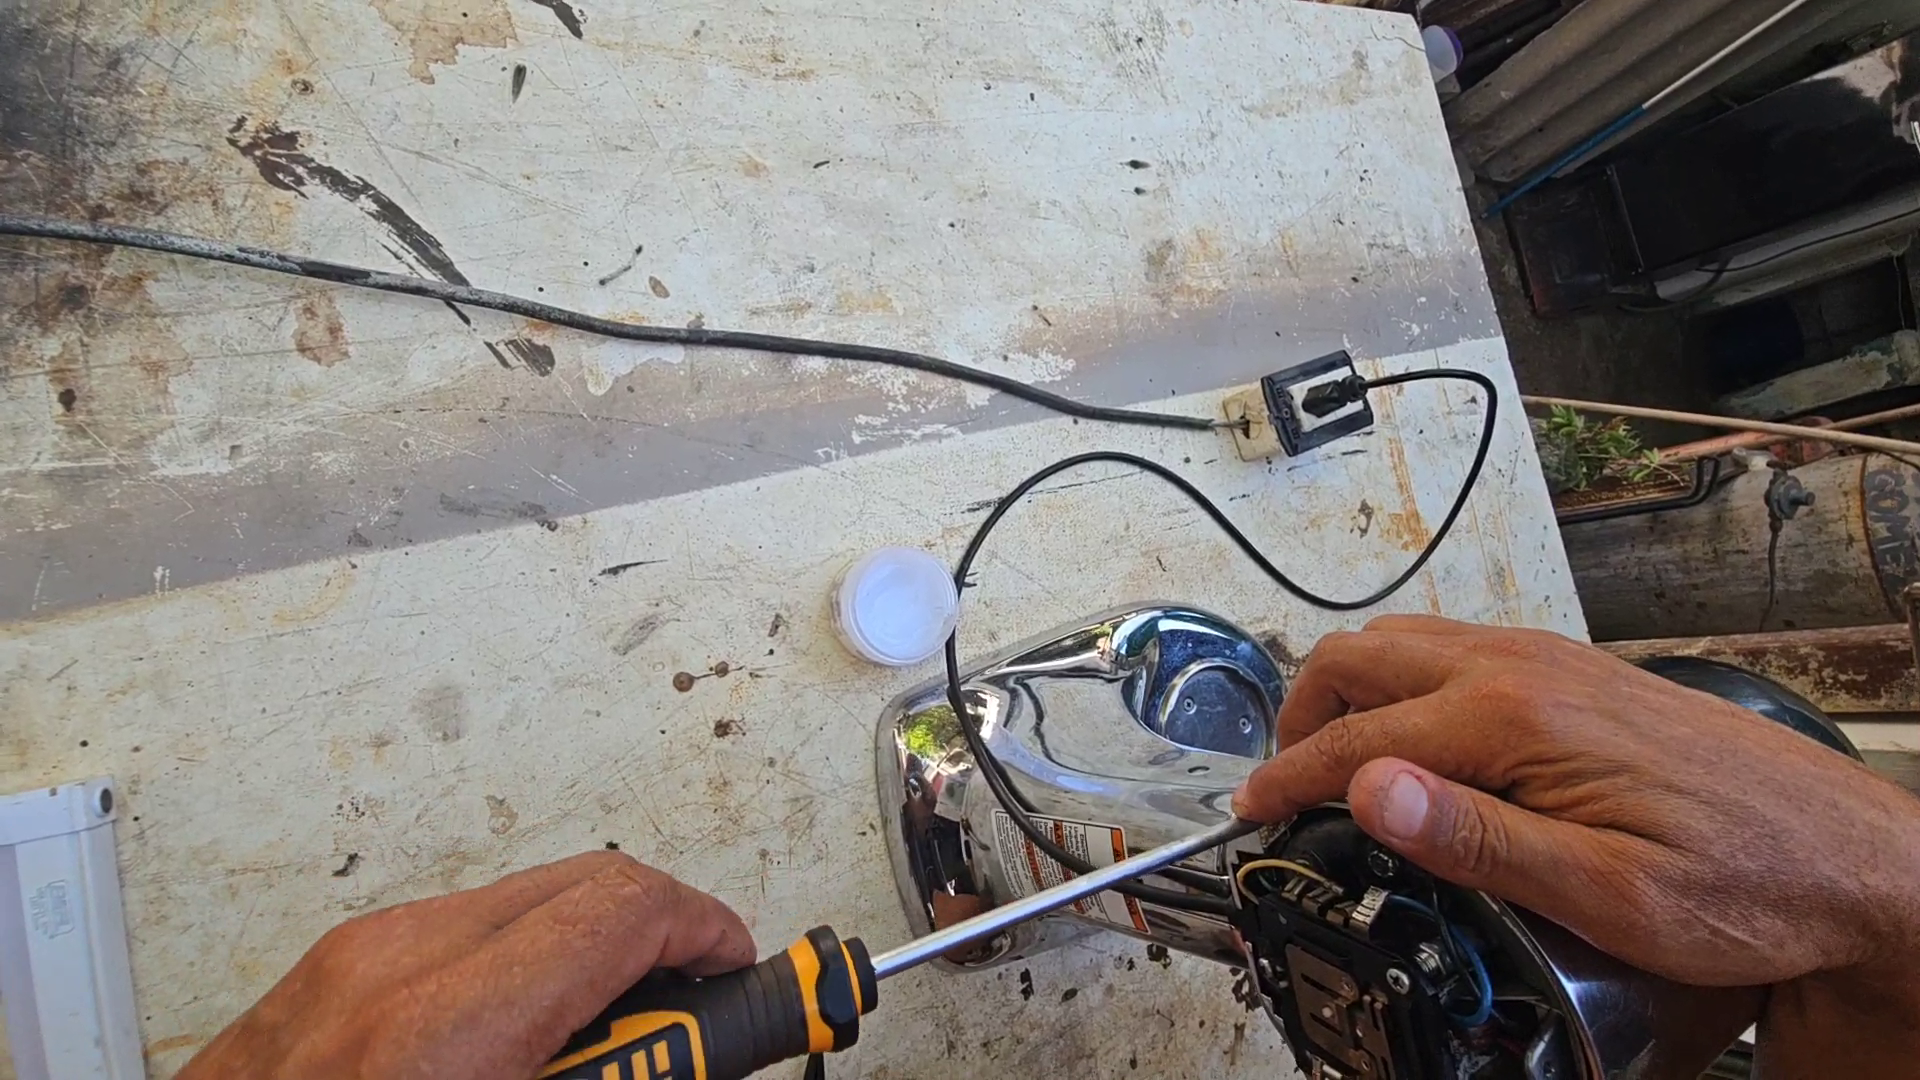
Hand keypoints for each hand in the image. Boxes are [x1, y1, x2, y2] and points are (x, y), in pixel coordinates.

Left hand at [179, 851, 753, 1079]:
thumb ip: (618, 1074)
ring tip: (611, 1015)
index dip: (704, 927)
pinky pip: (479, 920)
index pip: (627, 906)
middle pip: (598, 879)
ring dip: (602, 937)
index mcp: (439, 1040)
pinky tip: (532, 1018)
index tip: (729, 965)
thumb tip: (682, 1053)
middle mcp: (396, 965)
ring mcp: (355, 953)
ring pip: (543, 891)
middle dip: (666, 925)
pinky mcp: (333, 961)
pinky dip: (536, 950)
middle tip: (689, 991)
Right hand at [1230, 616, 1919, 1072]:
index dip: (1289, 776)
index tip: (1248, 807)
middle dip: (1302, 715)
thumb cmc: (1743, 892)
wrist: (1870, 863)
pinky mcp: (1554, 659)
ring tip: (1347, 757)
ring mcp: (1530, 652)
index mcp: (1507, 717)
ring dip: (1345, 693)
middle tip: (1295, 779)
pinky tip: (1416, 733)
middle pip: (1353, 659)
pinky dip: (1393, 682)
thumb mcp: (1610, 894)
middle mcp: (1505, 663)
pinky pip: (1435, 646)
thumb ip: (1476, 835)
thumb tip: (1362, 785)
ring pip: (1389, 643)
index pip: (1357, 740)